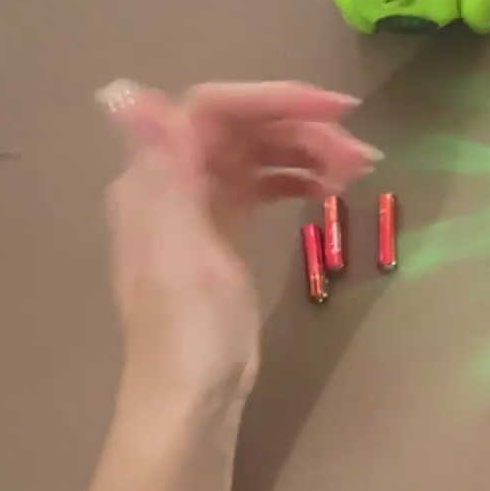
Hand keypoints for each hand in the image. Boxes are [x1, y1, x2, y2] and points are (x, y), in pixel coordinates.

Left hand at [96, 80, 378, 405]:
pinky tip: (329, 191)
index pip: (215, 110)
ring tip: (358, 174)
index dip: (277, 100)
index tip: (340, 114)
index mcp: (158, 179)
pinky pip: (262, 184)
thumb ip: (164, 173)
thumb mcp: (182, 255)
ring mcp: (198, 206)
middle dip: (305, 130)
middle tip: (364, 158)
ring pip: (256, 154)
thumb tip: (125, 92)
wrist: (192, 398)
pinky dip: (296, 179)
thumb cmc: (192, 334)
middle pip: (242, 128)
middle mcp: (174, 181)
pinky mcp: (222, 230)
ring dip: (308, 153)